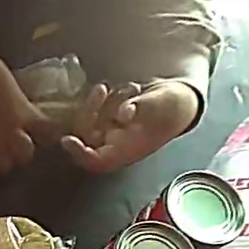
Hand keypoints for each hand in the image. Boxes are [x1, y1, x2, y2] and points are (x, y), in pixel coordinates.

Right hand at [0, 42, 50, 177]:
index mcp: (24, 113)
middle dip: (21, 150)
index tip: (44, 131)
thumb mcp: (8, 82)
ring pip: (1, 168)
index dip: (48, 133)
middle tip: (14, 141)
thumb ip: (17, 103)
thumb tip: (19, 111)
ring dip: (0, 160)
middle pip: (24, 156)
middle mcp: (9, 136)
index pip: (49, 133)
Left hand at [59, 80, 201, 174]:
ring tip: (113, 88)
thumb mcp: (159, 106)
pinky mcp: (109, 119)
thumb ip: (140, 108)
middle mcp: (113, 145)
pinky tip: (118, 89)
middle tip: (100, 90)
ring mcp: (110, 132)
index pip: (95, 160)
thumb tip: (124, 112)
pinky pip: (95, 112)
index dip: (79, 153)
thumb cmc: (172, 108)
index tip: (67, 140)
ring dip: (97, 103)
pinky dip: (103, 98)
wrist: (181, 101)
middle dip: (89, 113)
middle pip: (87, 136)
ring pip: (89, 122)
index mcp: (123, 152)